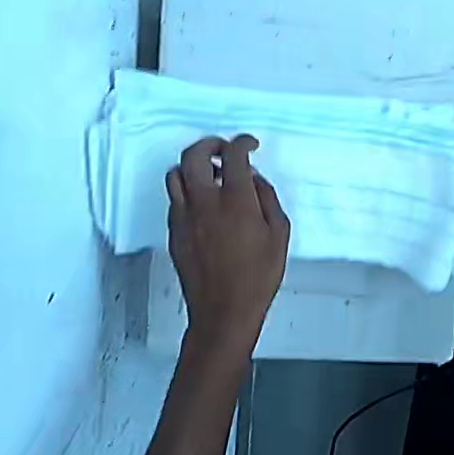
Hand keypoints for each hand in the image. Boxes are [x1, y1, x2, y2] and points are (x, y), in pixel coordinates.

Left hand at [167, 134, 291, 358]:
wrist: (224, 312)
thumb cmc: (257, 277)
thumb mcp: (279, 233)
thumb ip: (267, 199)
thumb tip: (254, 180)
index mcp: (235, 200)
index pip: (233, 154)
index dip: (242, 142)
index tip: (250, 144)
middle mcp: (205, 202)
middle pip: (194, 155)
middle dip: (210, 144)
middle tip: (223, 149)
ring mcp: (185, 217)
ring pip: (175, 174)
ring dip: (193, 166)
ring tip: (210, 174)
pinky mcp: (174, 232)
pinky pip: (174, 198)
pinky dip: (187, 190)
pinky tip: (203, 202)